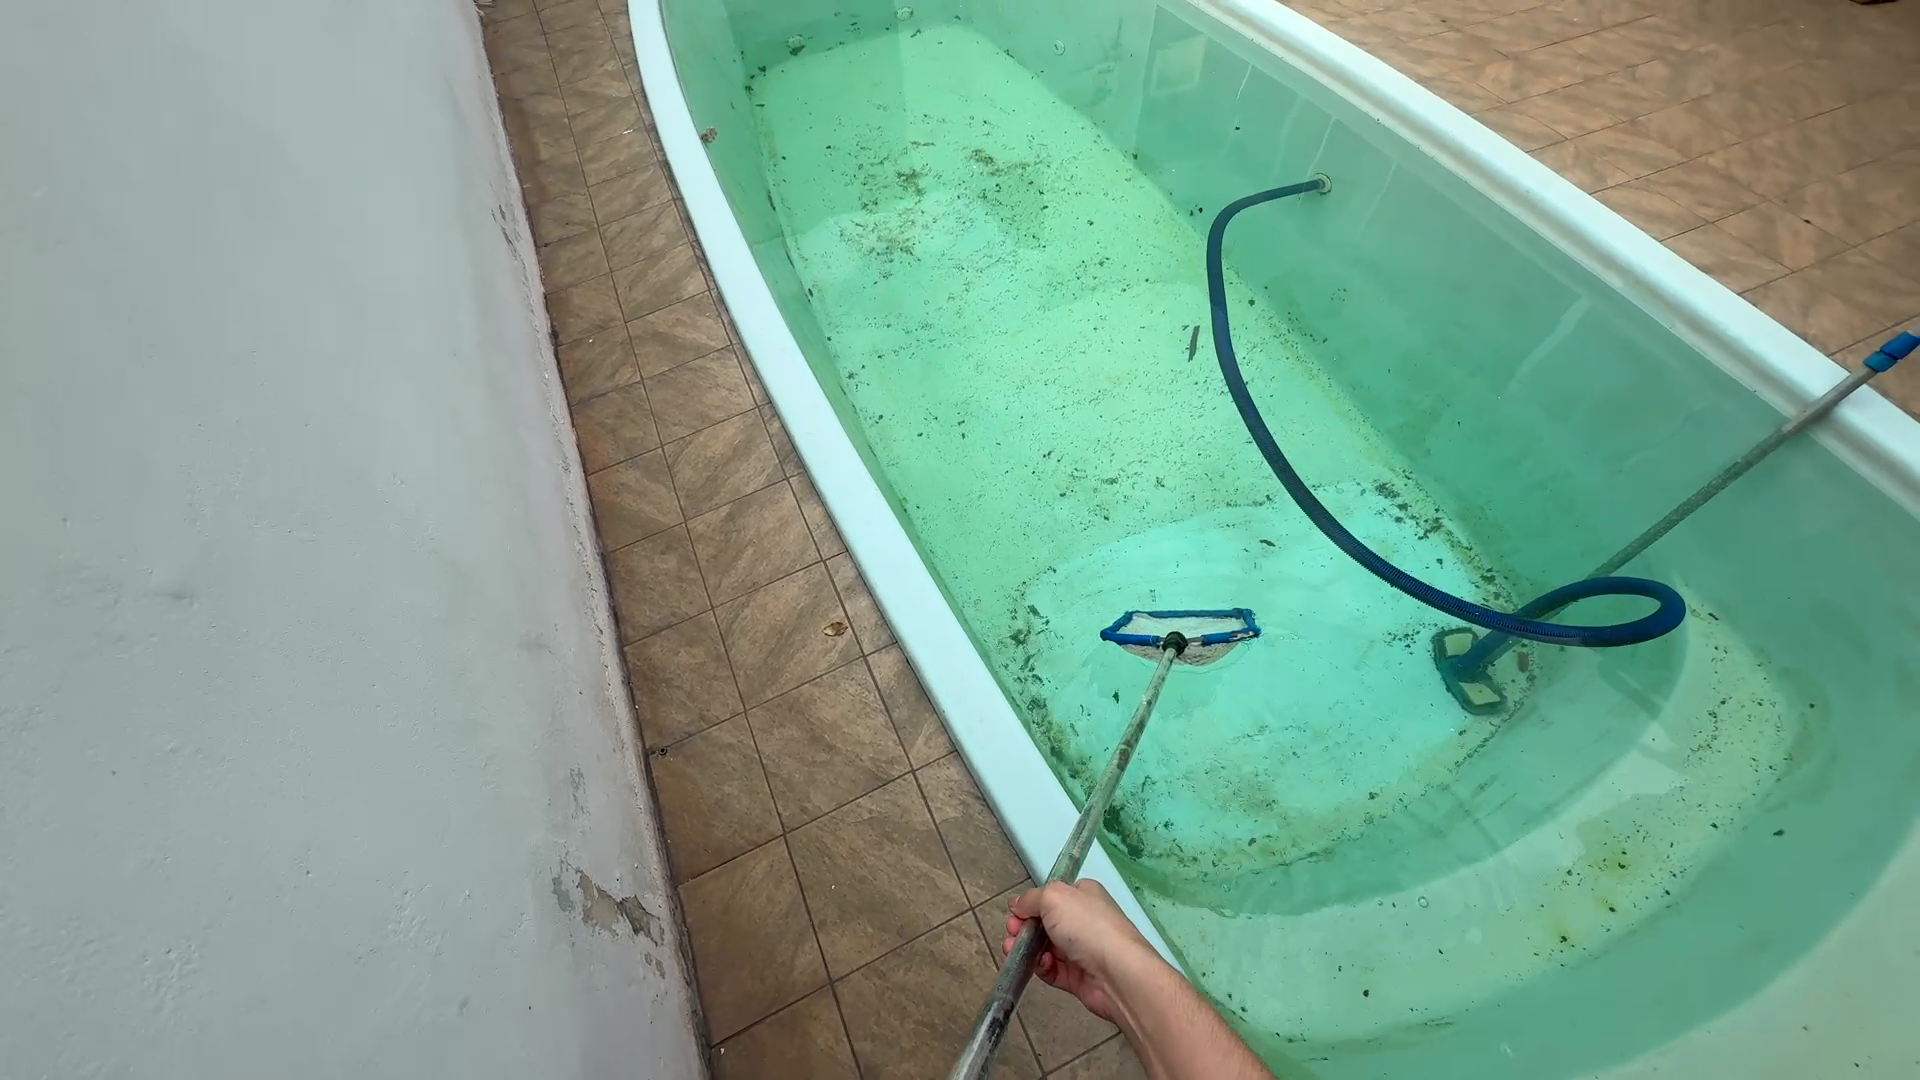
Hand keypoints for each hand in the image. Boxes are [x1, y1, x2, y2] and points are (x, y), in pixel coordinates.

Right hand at [1002, 879, 1157, 1023]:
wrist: (1117, 973)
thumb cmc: (1088, 926)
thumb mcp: (1053, 897)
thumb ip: (1030, 899)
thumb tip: (1017, 904)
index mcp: (1082, 894)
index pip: (1050, 896)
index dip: (1030, 904)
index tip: (1015, 913)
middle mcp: (1082, 920)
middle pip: (1044, 923)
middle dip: (1023, 928)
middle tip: (1012, 934)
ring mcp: (1081, 949)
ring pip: (1045, 948)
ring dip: (1027, 949)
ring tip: (1013, 951)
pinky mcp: (1078, 977)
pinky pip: (1052, 970)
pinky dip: (1042, 967)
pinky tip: (1041, 964)